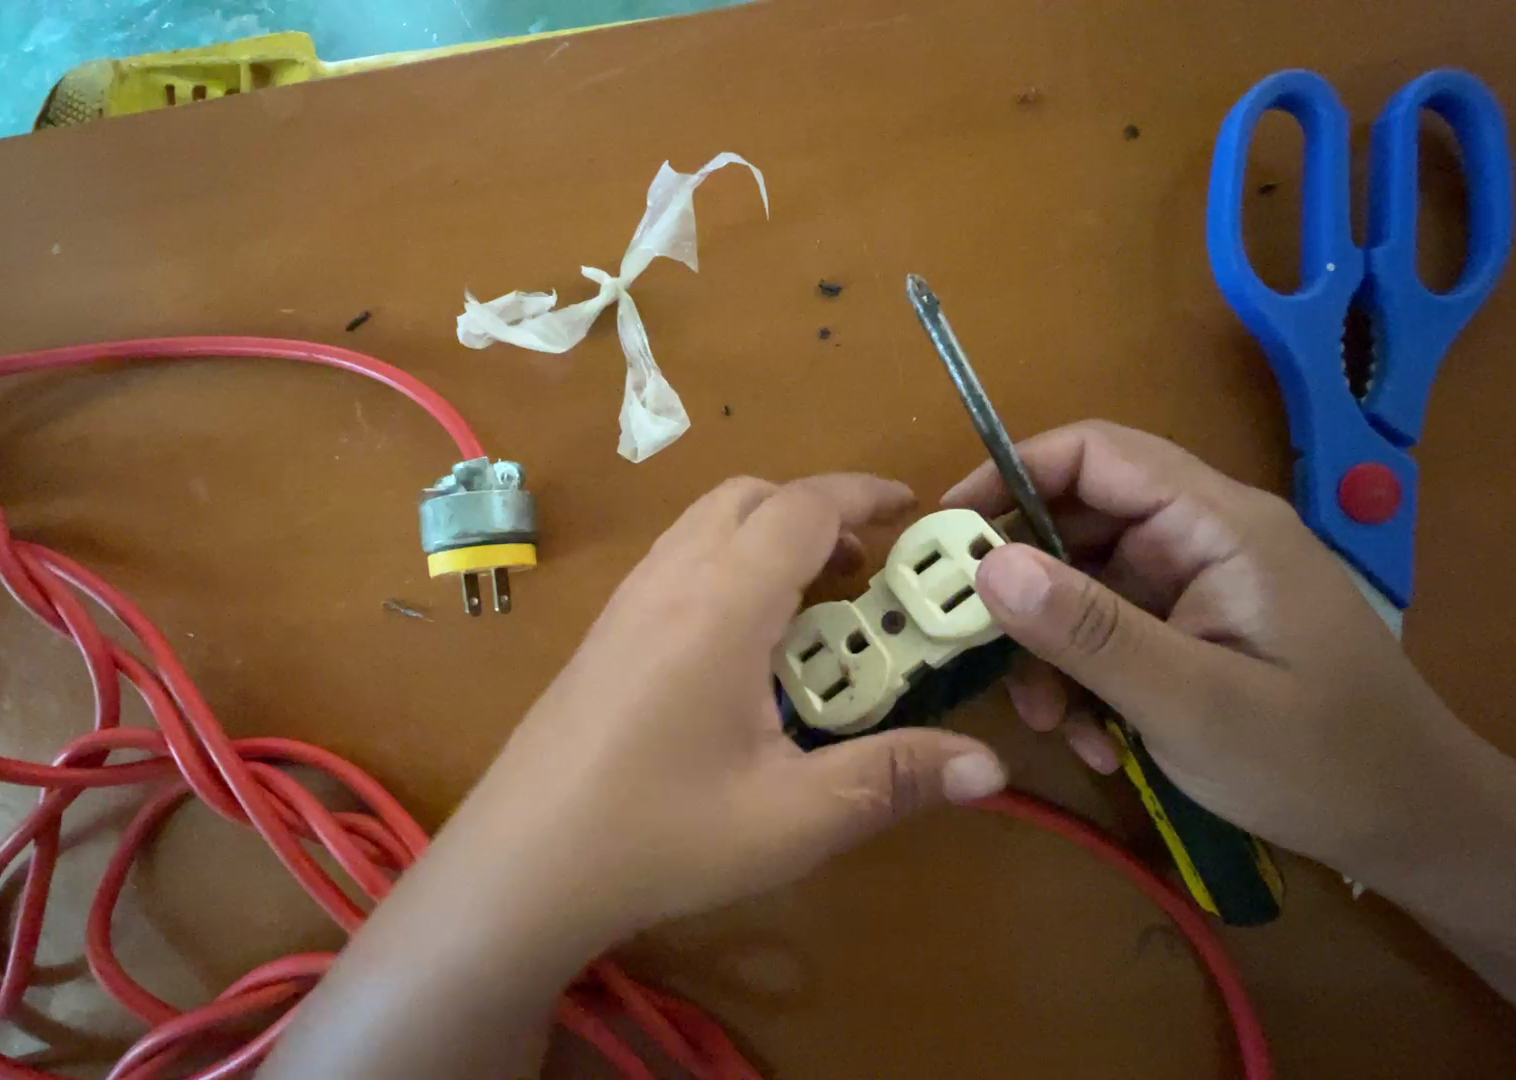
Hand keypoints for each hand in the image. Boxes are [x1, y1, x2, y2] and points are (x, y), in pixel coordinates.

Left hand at [439, 474, 1008, 942]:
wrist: (525, 857)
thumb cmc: (661, 832)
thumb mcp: (792, 817)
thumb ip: (891, 779)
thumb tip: (990, 766)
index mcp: (722, 602)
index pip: (801, 508)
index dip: (862, 495)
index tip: (911, 507)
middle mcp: (671, 579)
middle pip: (748, 497)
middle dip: (815, 509)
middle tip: (863, 566)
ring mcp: (628, 599)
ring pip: (705, 522)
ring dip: (765, 531)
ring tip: (809, 597)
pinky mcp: (606, 628)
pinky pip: (676, 557)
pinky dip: (725, 559)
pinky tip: (740, 637)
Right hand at [943, 421, 1502, 878]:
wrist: (1413, 832)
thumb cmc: (1323, 762)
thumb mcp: (1195, 702)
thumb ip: (1091, 631)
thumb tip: (987, 566)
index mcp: (1216, 524)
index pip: (1096, 454)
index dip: (1010, 474)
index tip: (948, 531)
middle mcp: (1194, 539)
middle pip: (1070, 521)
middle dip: (1017, 586)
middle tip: (974, 643)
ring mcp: (1184, 585)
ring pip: (1071, 584)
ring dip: (1043, 649)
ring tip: (1049, 718)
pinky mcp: (1175, 628)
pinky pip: (1093, 630)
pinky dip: (1074, 677)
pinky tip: (1091, 737)